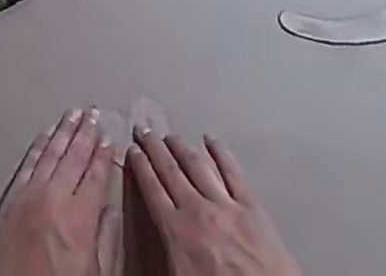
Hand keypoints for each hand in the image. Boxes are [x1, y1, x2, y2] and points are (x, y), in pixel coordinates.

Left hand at [0, 108, 116, 275]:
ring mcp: (29, 195)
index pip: (95, 177)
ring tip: (74, 114)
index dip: (103, 156)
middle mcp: (53, 200)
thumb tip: (112, 210)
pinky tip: (46, 133)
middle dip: (85, 134)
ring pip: (50, 154)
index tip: (109, 139)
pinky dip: (39, 145)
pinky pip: (28, 163)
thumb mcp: (98, 275)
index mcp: (78, 219)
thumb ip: (108, 241)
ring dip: (64, 131)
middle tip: (94, 114)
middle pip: (73, 158)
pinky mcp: (12, 198)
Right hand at [126, 130, 300, 275]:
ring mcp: (226, 207)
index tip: (133, 150)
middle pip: (169, 169)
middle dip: (153, 147)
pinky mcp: (252, 210)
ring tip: (170, 136)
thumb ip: (162, 251)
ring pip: (196, 166)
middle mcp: (196, 211)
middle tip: (144, 131)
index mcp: (175, 230)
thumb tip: (142, 254)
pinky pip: (233, 174)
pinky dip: (221, 154)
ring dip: (180, 147)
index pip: (151, 187)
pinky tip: (211, 141)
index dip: (140, 165)